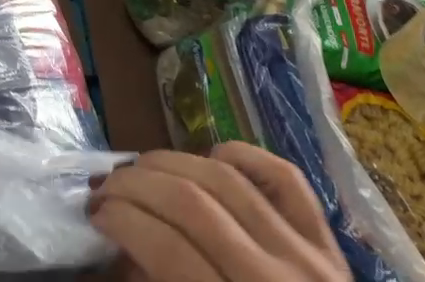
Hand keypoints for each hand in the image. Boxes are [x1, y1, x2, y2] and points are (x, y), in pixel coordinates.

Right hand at [91, 144, 348, 281]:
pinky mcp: (330, 245)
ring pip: (227, 179)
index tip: (94, 214)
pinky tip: (209, 160)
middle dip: (135, 185)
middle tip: (105, 188)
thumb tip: (121, 248)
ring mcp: (311, 258)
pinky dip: (243, 156)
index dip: (121, 220)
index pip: (167, 247)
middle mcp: (276, 280)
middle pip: (190, 203)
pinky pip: (285, 178)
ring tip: (140, 168)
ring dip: (171, 162)